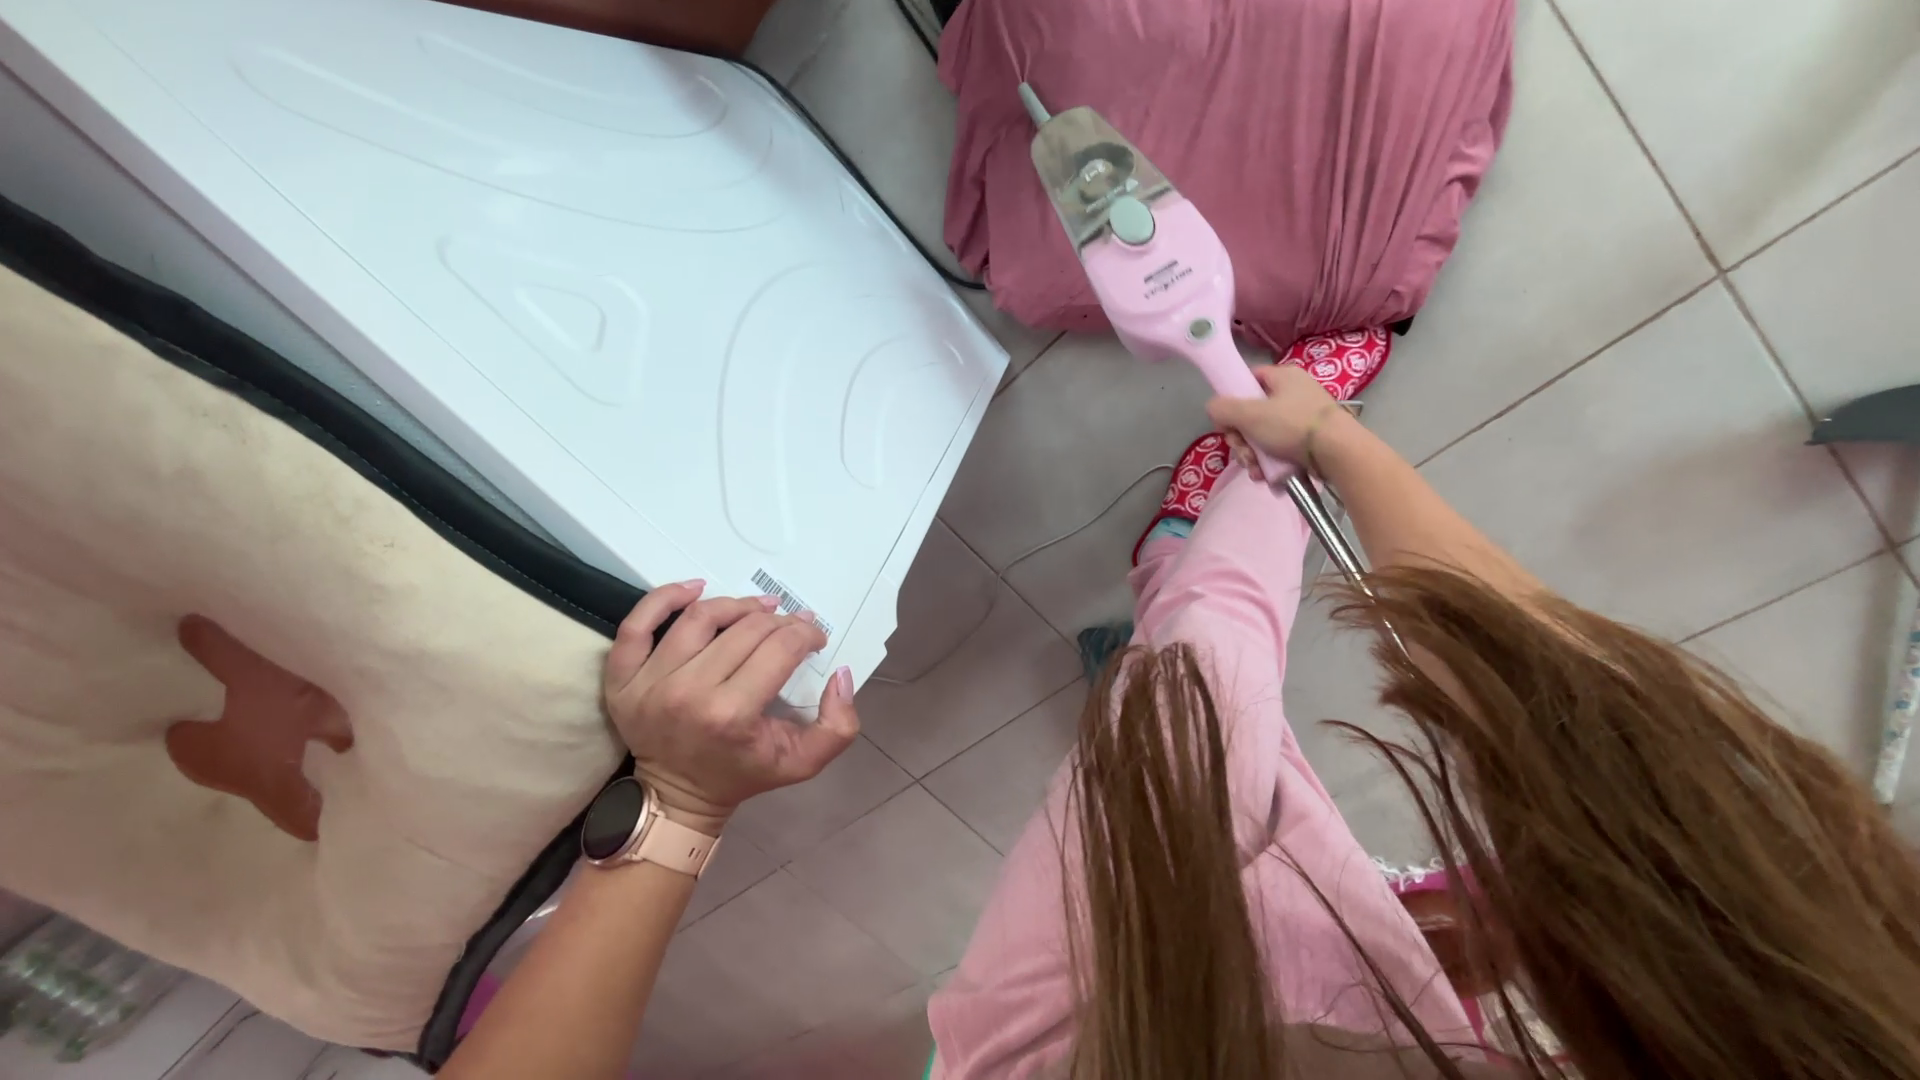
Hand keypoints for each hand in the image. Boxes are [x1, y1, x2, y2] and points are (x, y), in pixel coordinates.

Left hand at [603, 582, 858, 833]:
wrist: (677, 797)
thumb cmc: (742, 775)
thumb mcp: (804, 762)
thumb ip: (839, 724)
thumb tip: (841, 674)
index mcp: (732, 715)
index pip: (780, 648)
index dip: (807, 634)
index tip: (815, 638)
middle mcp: (688, 693)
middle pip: (745, 630)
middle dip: (780, 620)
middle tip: (792, 624)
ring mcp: (649, 684)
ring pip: (700, 618)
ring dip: (736, 604)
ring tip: (758, 607)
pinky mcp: (622, 679)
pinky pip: (637, 625)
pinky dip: (663, 597)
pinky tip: (694, 588)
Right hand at [1205, 364, 1351, 480]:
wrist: (1337, 452)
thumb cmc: (1292, 425)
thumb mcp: (1249, 414)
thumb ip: (1223, 408)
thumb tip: (1214, 410)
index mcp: (1283, 377)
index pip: (1248, 380)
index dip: (1232, 398)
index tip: (1227, 420)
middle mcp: (1293, 394)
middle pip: (1251, 413)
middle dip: (1241, 438)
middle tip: (1242, 451)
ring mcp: (1301, 418)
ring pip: (1262, 435)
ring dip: (1252, 455)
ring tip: (1255, 469)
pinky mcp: (1308, 441)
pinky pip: (1278, 449)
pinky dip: (1268, 462)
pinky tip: (1265, 475)